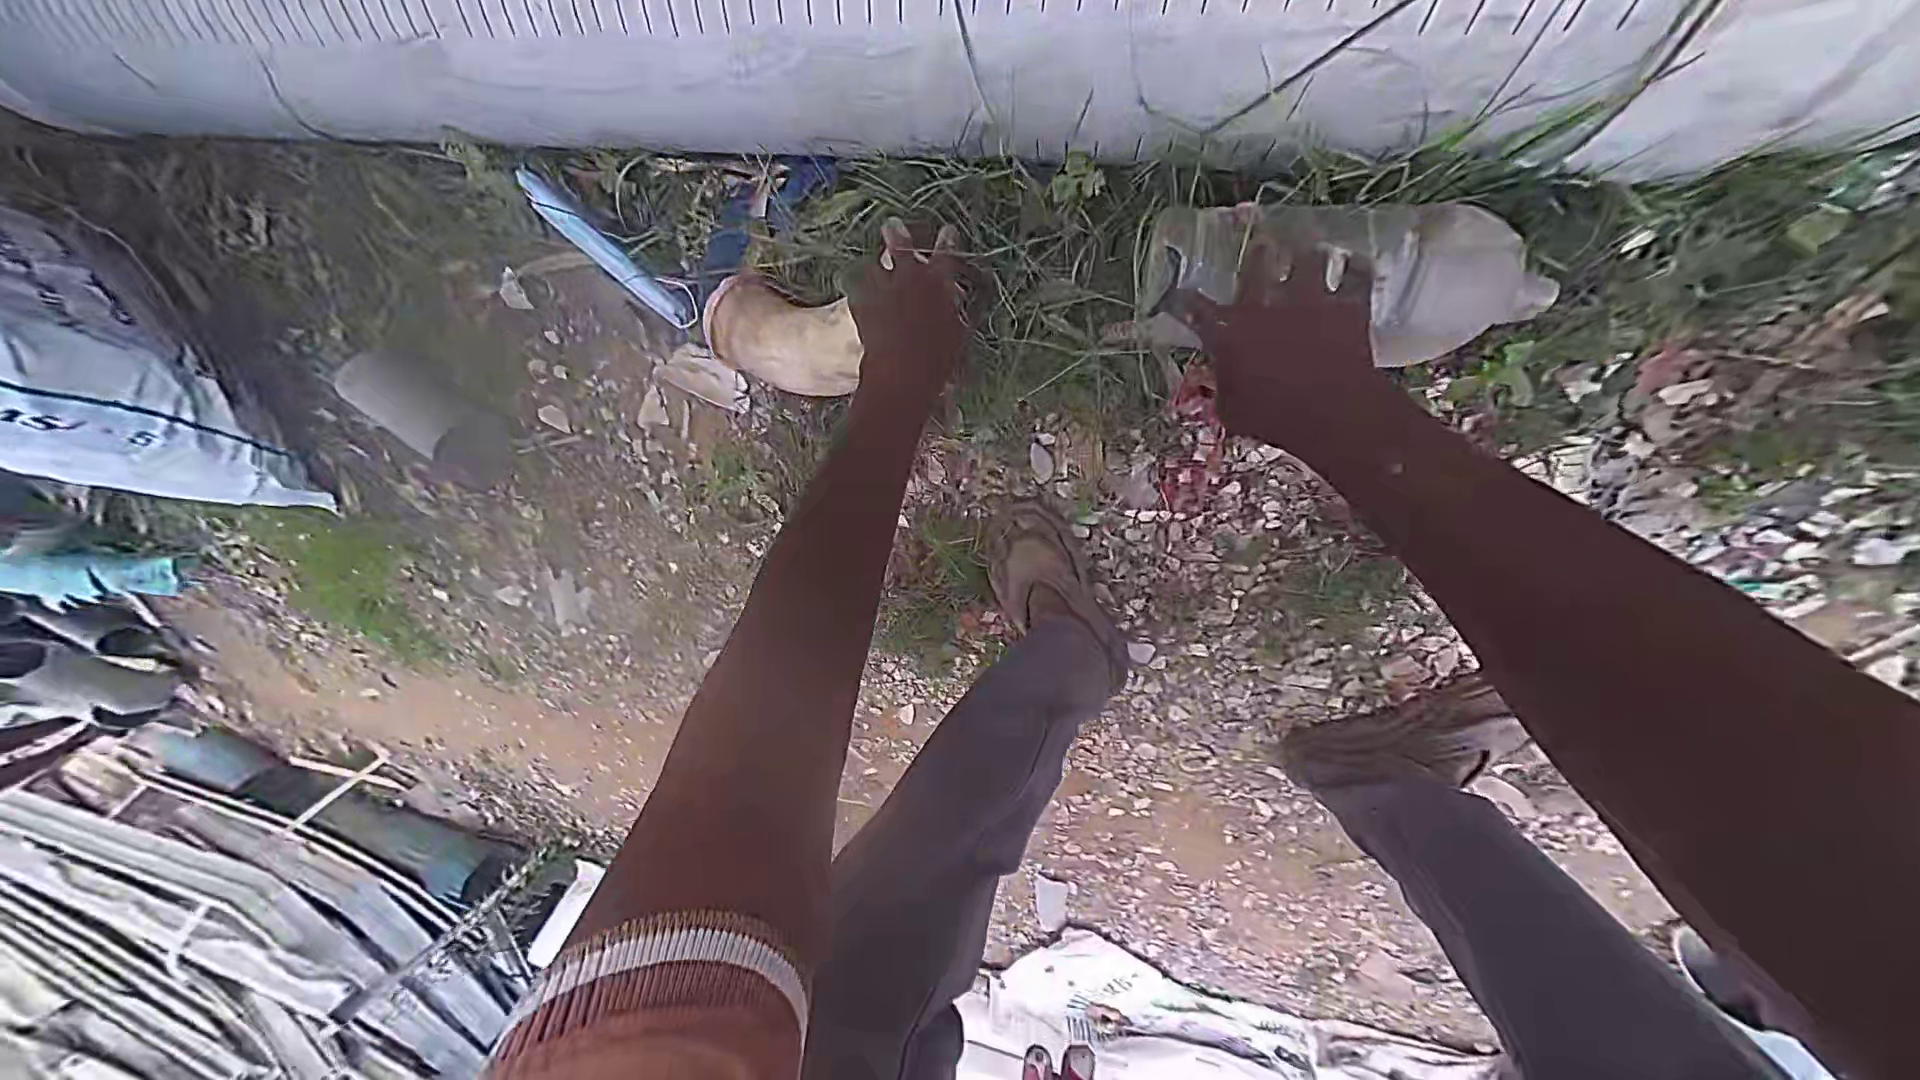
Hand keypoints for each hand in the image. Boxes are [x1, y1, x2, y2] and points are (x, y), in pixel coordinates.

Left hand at [847, 217, 969, 404]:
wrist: (902, 373)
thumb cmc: (939, 358)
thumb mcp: (959, 333)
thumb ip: (958, 310)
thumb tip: (959, 298)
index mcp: (938, 280)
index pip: (946, 250)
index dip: (947, 239)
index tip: (947, 232)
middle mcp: (909, 276)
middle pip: (900, 243)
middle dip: (897, 234)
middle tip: (893, 225)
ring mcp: (881, 287)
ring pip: (872, 263)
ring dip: (874, 264)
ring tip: (871, 265)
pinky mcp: (860, 303)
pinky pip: (854, 288)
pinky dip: (858, 290)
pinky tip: (858, 294)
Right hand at [1166, 244, 1377, 439]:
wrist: (1330, 411)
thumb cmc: (1271, 417)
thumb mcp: (1230, 410)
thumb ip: (1222, 386)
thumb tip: (1215, 378)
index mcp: (1229, 333)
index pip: (1196, 309)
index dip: (1183, 299)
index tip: (1177, 294)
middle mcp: (1266, 306)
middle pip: (1258, 264)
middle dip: (1257, 252)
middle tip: (1260, 244)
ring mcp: (1310, 300)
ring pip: (1308, 257)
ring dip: (1307, 252)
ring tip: (1308, 246)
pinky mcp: (1348, 305)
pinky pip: (1357, 273)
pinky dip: (1356, 266)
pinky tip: (1356, 262)